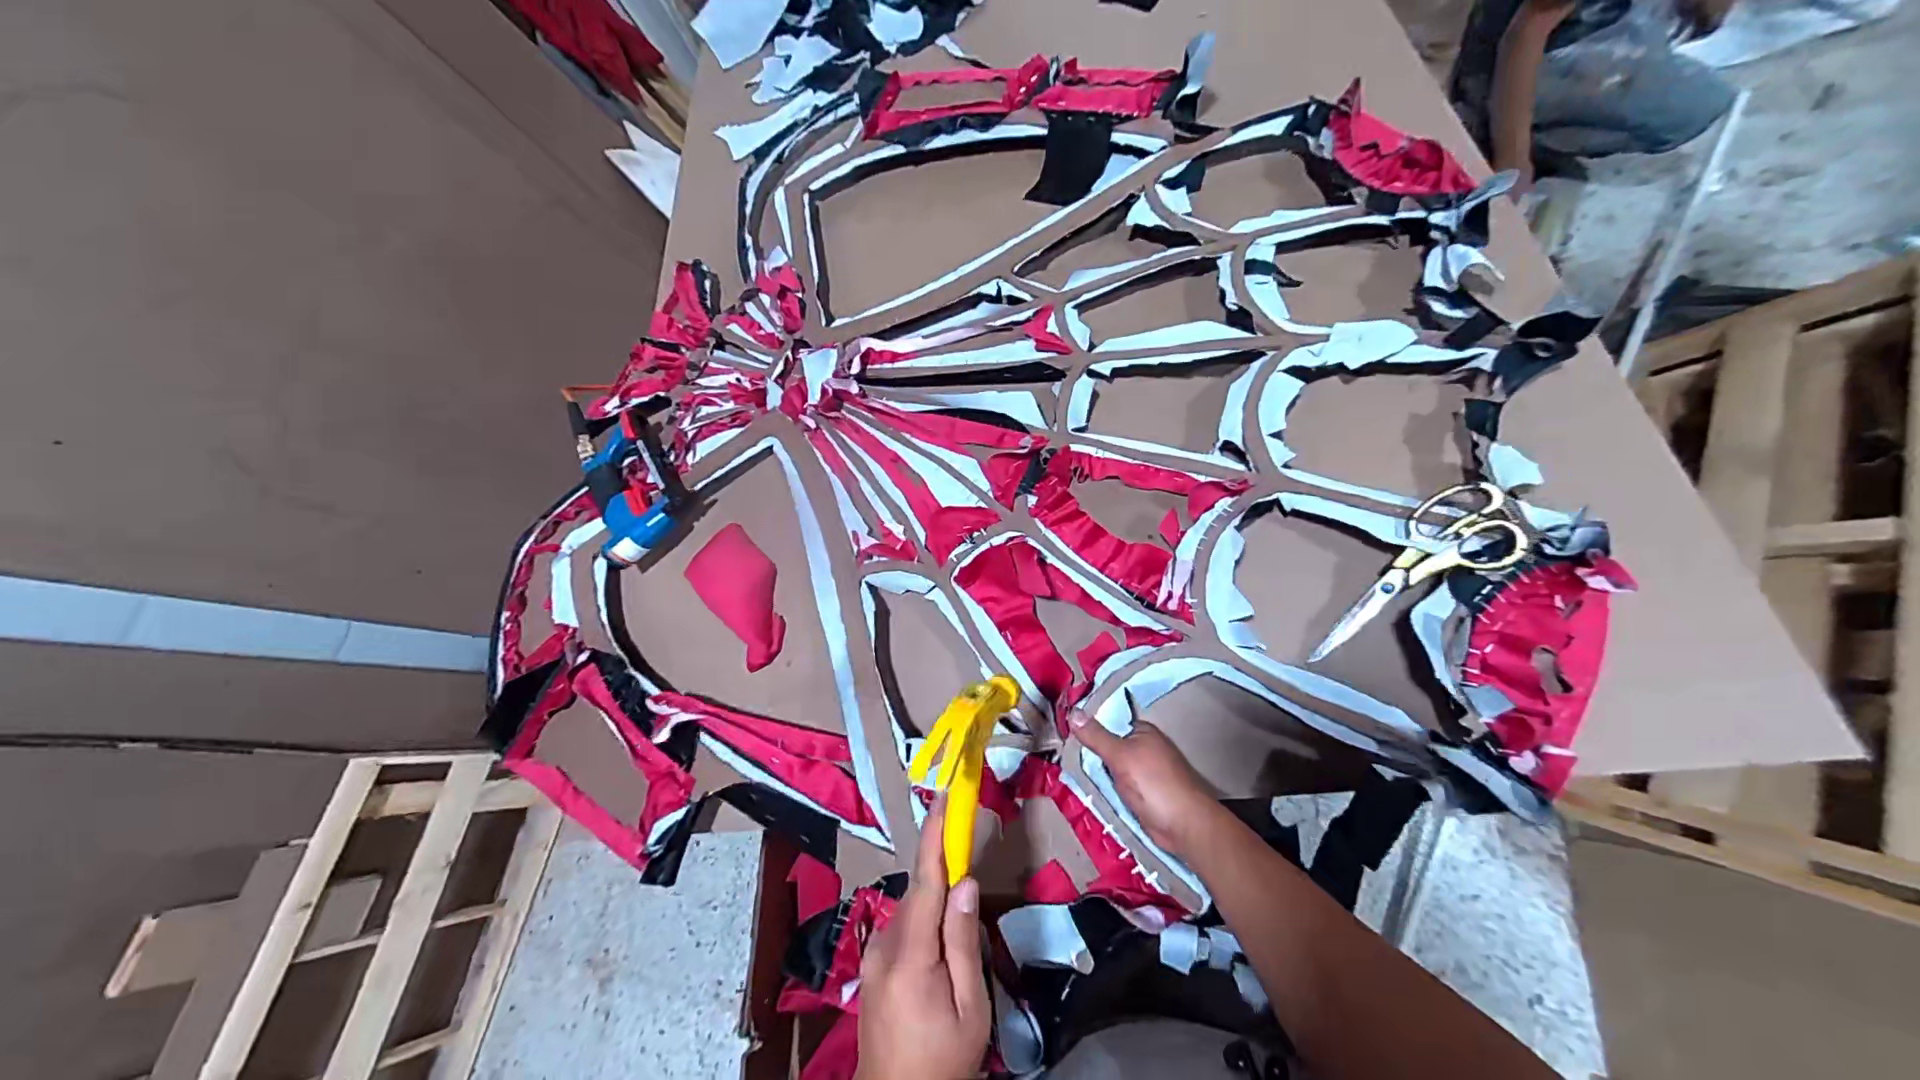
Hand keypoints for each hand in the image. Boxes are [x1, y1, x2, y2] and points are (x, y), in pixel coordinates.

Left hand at [855, 798, 989, 1079]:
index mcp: (910, 954)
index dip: (934, 837)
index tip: (941, 800)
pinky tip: (939, 936)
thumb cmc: (943, 1059)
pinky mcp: (872, 965)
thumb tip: (965, 883)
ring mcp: (873, 955)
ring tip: (958, 904)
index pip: (925, 880)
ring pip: (910, 908)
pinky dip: (923, 916)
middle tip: (964, 845)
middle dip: (941, 866)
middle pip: (918, 891)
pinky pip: (902, 926)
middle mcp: (884, 945)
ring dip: (934, 895)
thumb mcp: (969, 1008)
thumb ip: (963, 942)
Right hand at [1069, 710, 1223, 858]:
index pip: (1110, 720)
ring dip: (1097, 772)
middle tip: (1064, 754)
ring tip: (1070, 771)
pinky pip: (1119, 785)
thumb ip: (1096, 736)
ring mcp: (1145, 772)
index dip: (1089, 725)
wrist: (1185, 825)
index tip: (1065, 730)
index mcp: (1143, 731)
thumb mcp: (1120, 756)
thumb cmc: (1154, 784)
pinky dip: (1107, 788)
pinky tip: (1090, 789)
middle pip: (1110, 745)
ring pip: (1112, 767)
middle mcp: (1145, 748)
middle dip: (1091, 752)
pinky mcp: (1144, 793)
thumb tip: (1073, 712)